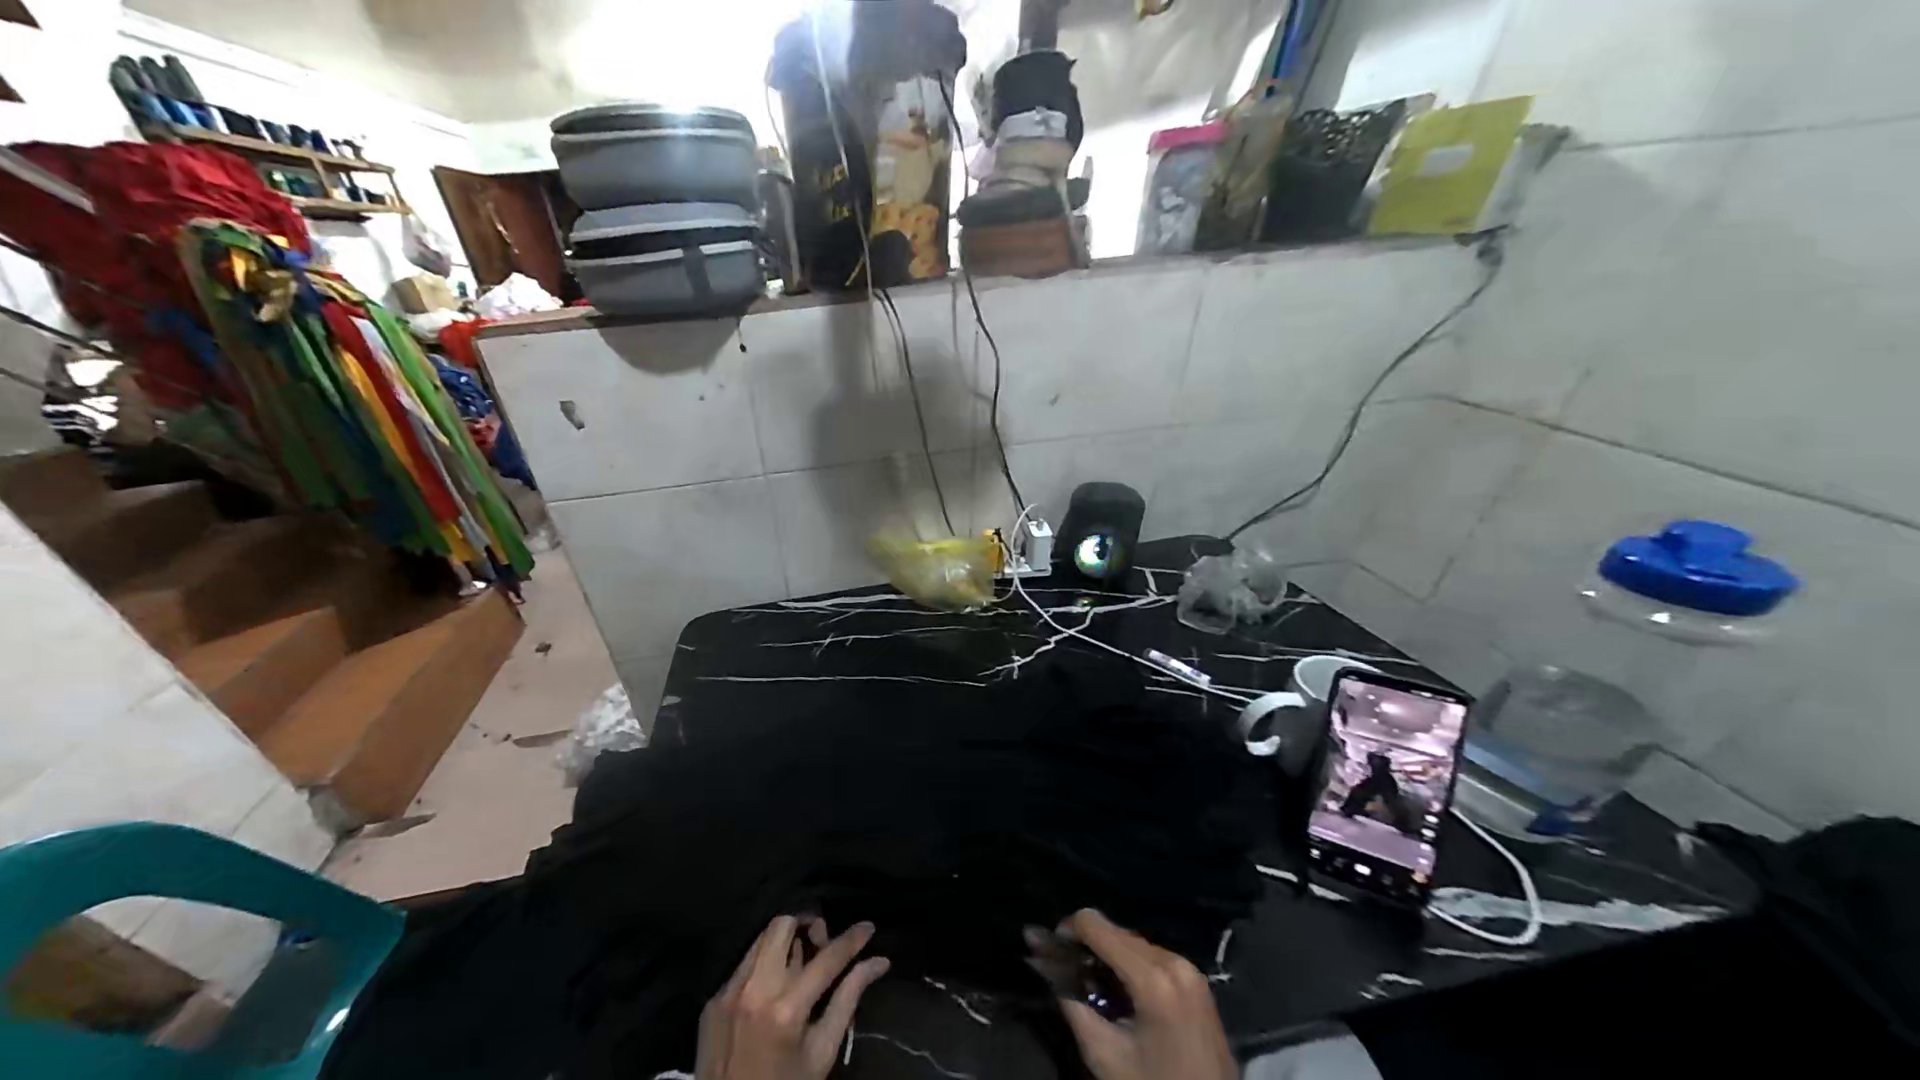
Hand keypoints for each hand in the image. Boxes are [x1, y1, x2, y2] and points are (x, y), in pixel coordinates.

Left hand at [695, 915, 889, 1079]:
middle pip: (784, 925)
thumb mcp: (823, 1052)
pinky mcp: (713, 999)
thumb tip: (878, 962)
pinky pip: (745, 964)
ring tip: (798, 965)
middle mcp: (755, 990)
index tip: (868, 927)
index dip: (852, 939)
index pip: (827, 958)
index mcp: (787, 1010)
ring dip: (786, 941)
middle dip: (808, 927)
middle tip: (821, 947)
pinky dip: (765, 965)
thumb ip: (848, 1000)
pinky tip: (773, 989)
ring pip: (762, 938)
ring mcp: (729, 992)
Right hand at [1042, 909, 1237, 1079]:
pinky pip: (1152, 956)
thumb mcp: (1104, 1054)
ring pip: (1133, 943)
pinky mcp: (1196, 980)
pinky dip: (1129, 964)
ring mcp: (1189, 969)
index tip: (1050, 951)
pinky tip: (1119, 992)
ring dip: (1107, 954)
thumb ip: (1072, 1003)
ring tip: (1091, 985)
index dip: (1066, 929)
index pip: (1096, 925)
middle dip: (1086, 945)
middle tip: (1065, 972)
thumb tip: (1046, 965)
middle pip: (1115, 931)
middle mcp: (1173, 961)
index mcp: (1152, 978)